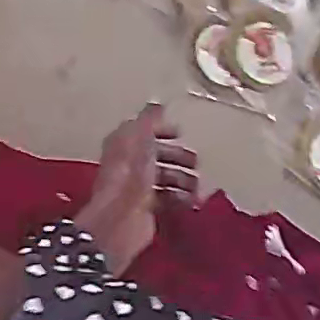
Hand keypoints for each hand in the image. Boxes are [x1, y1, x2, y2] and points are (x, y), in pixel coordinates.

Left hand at [74, 105, 197, 273]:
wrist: (122, 215)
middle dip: (178, 156)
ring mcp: (137, 186)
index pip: (144, 131)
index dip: (162, 129)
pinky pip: (168, 199)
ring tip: (196, 185)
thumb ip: (150, 119)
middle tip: (196, 162)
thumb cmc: (131, 170)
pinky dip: (182, 198)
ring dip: (183, 179)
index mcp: (124, 142)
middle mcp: (129, 163)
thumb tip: (158, 105)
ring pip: (165, 178)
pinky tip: (192, 200)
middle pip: (157, 155)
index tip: (181, 132)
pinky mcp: (146, 208)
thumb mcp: (140, 135)